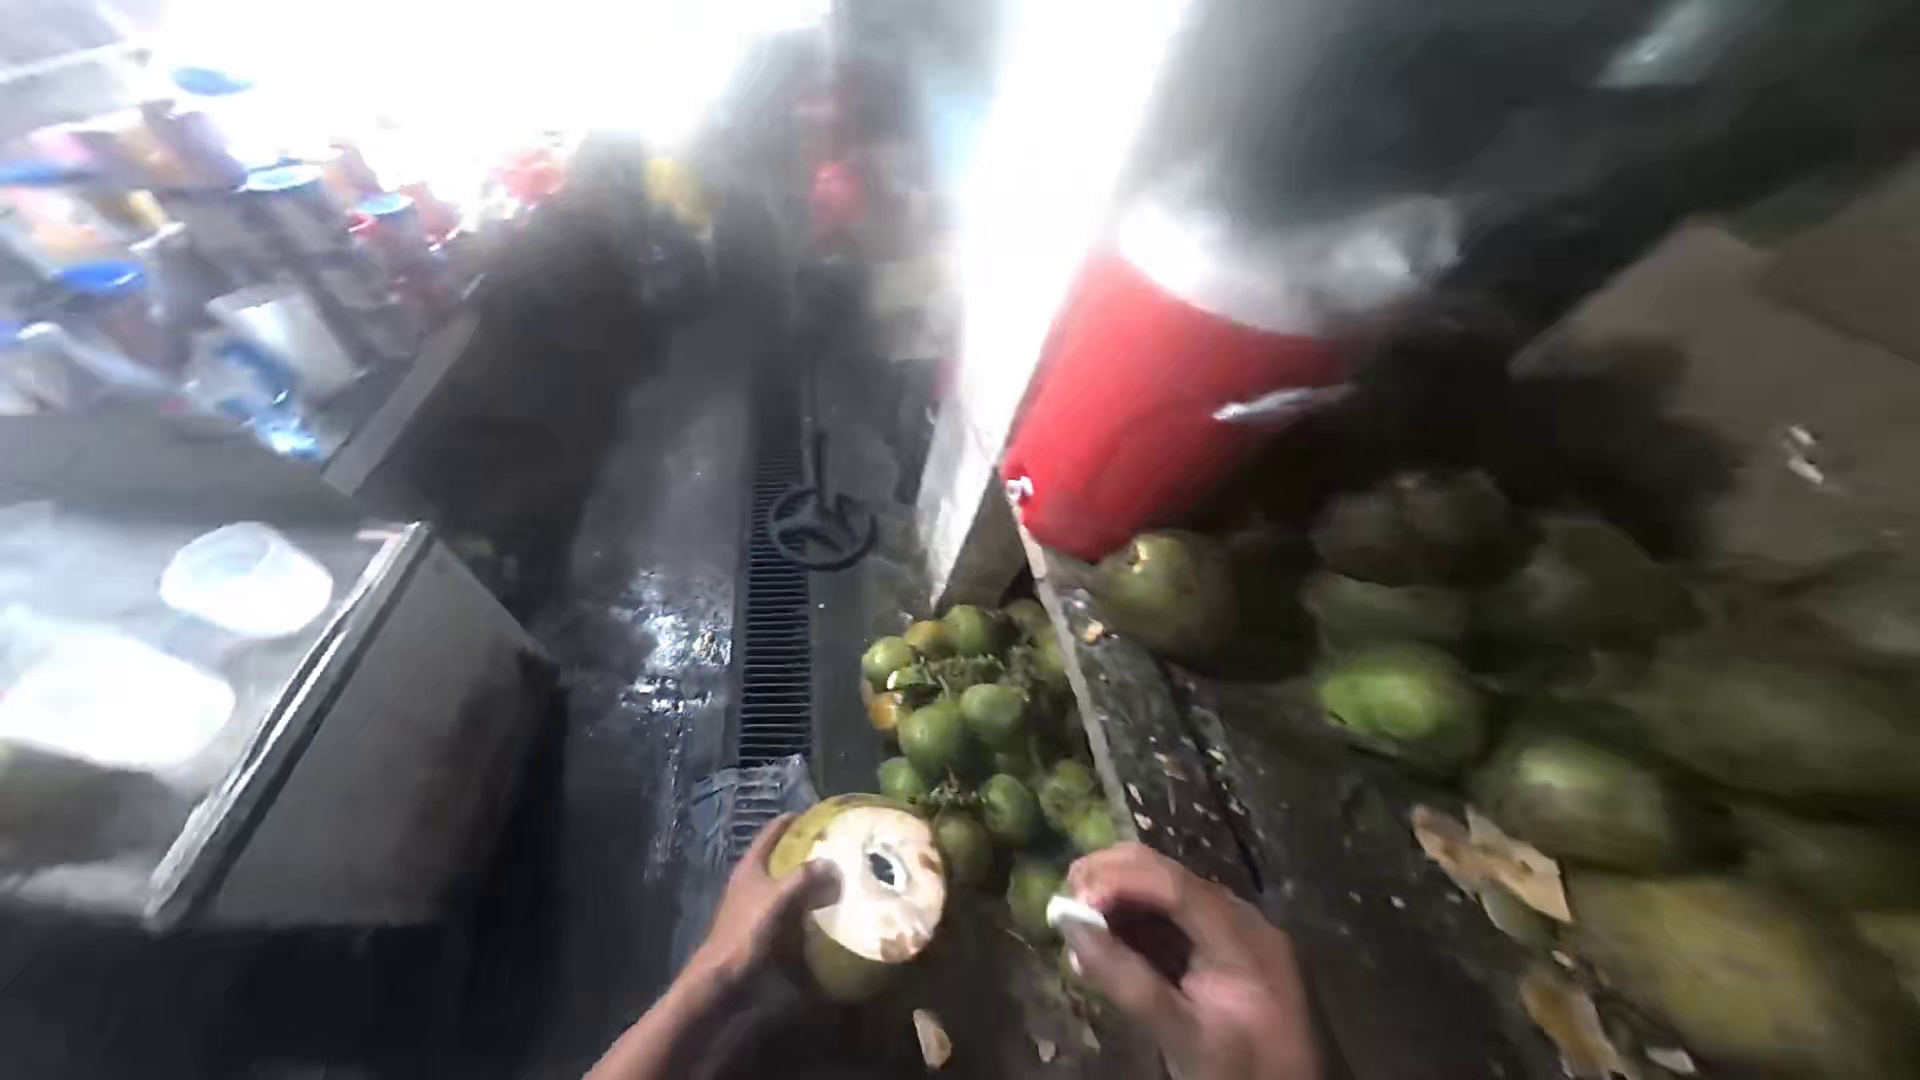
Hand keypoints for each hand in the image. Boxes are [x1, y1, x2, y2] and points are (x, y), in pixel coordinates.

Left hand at [689, 813, 840, 987]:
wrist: (718, 980)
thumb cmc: (745, 933)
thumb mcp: (777, 900)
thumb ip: (802, 878)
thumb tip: (829, 862)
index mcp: (750, 864)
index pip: (772, 830)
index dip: (792, 819)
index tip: (817, 814)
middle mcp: (749, 877)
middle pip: (777, 852)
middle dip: (800, 845)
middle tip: (829, 842)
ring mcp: (750, 900)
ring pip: (779, 876)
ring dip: (800, 872)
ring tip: (827, 870)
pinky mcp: (754, 921)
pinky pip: (781, 898)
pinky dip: (797, 895)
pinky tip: (814, 902)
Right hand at [1064, 843, 1319, 1079]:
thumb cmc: (1244, 1078)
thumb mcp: (1186, 1039)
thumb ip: (1128, 983)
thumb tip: (1070, 926)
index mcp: (1241, 934)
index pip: (1173, 884)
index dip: (1117, 881)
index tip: (1073, 901)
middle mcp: (1236, 914)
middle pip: (1163, 872)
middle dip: (1108, 879)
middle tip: (1066, 905)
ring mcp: (1226, 926)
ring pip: (1158, 887)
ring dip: (1113, 898)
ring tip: (1078, 928)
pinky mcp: (1215, 943)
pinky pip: (1164, 914)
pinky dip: (1128, 920)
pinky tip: (1102, 942)